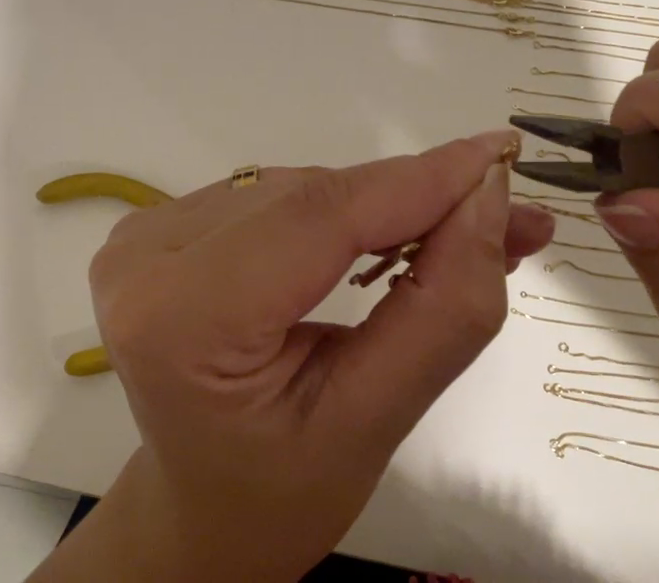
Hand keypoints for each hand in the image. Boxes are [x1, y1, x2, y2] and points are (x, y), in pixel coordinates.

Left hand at [31, 132, 554, 581]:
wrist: (198, 504)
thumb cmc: (277, 492)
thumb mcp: (369, 425)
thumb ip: (437, 313)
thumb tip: (489, 200)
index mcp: (179, 316)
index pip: (317, 219)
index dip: (418, 181)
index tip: (502, 155)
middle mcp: (146, 253)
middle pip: (309, 198)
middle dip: (416, 201)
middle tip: (513, 220)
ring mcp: (145, 233)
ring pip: (296, 190)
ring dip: (382, 205)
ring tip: (457, 235)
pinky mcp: (160, 226)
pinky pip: (271, 198)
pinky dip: (338, 213)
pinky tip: (386, 234)